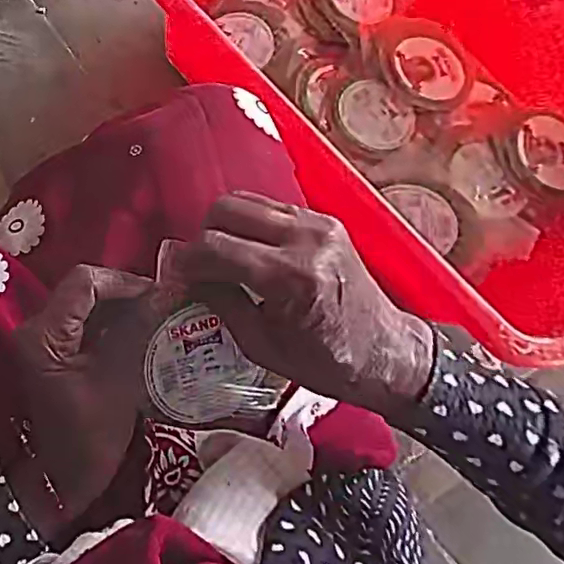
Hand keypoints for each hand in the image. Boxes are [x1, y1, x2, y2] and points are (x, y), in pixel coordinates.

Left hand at [8, 264, 152, 535]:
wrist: (56, 484)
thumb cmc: (84, 441)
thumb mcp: (117, 384)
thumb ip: (136, 333)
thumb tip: (164, 295)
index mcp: (44, 334)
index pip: (84, 283)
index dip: (125, 282)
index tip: (159, 294)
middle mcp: (36, 327)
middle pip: (84, 289)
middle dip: (127, 292)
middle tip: (164, 303)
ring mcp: (44, 339)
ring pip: (87, 304)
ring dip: (122, 307)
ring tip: (159, 315)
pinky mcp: (55, 351)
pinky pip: (86, 323)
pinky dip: (114, 323)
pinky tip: (142, 332)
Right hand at [175, 192, 437, 417]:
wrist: (389, 353)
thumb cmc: (328, 362)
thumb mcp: (262, 346)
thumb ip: (221, 303)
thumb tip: (188, 277)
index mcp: (290, 277)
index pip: (215, 247)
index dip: (185, 261)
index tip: (175, 276)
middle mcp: (305, 240)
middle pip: (225, 210)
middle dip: (202, 237)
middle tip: (198, 267)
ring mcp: (318, 224)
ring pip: (245, 201)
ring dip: (224, 226)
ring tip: (221, 258)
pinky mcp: (324, 220)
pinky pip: (270, 207)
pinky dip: (249, 223)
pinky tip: (248, 250)